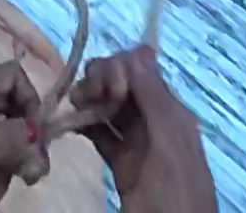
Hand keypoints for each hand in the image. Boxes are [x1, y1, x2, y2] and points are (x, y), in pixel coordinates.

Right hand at [71, 48, 215, 212]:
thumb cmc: (175, 201)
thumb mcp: (170, 149)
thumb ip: (155, 99)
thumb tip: (140, 47)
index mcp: (171, 113)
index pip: (138, 69)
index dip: (117, 69)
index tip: (108, 88)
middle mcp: (153, 121)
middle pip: (120, 82)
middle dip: (99, 81)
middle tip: (84, 99)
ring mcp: (136, 142)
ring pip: (106, 103)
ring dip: (87, 98)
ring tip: (73, 108)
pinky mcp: (120, 162)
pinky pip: (99, 130)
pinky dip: (83, 122)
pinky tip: (70, 123)